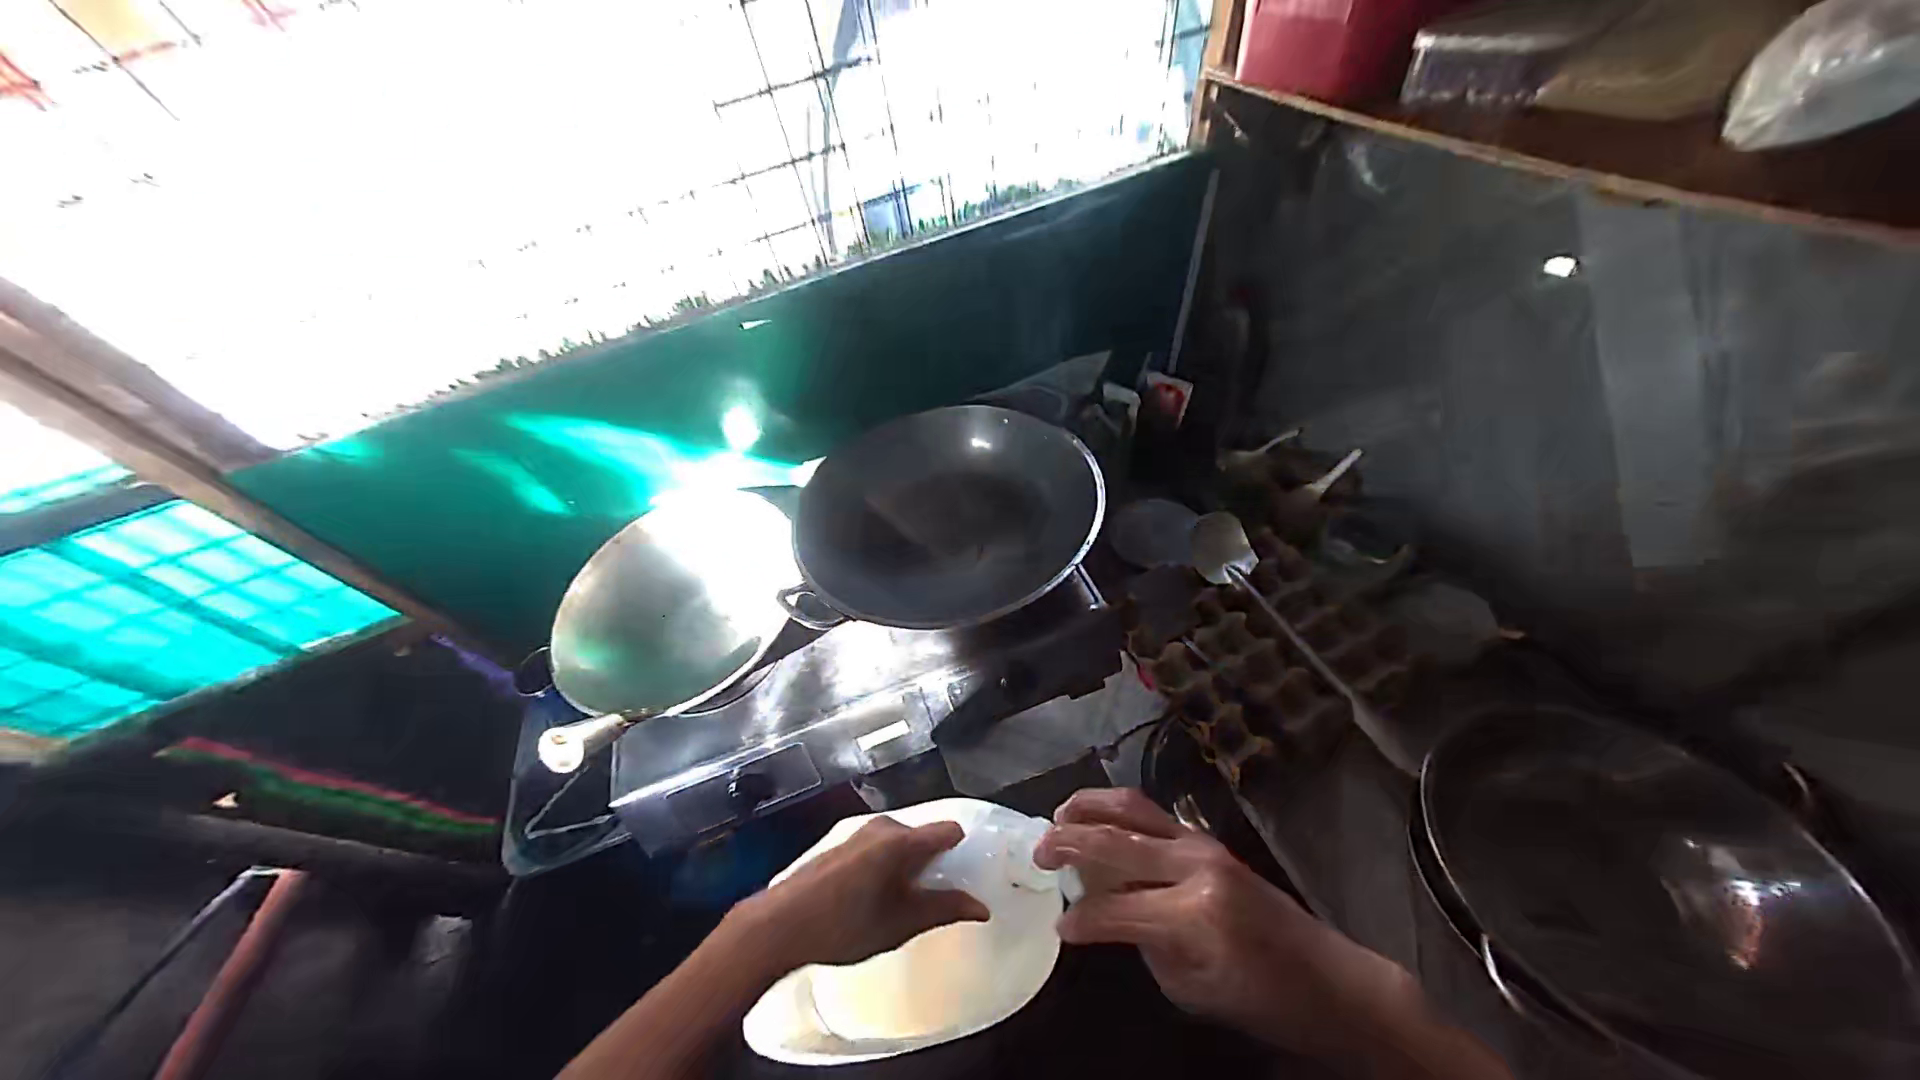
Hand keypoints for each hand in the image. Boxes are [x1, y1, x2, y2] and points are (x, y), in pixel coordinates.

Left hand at [731, 816, 989, 972]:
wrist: (779, 925)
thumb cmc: (845, 925)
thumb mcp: (901, 924)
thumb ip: (944, 909)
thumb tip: (982, 908)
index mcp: (902, 840)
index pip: (949, 830)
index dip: (963, 850)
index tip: (969, 876)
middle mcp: (883, 826)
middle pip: (924, 836)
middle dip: (934, 863)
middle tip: (936, 899)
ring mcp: (859, 833)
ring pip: (900, 843)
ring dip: (909, 866)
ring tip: (906, 903)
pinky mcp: (842, 844)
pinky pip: (880, 847)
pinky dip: (887, 866)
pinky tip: (877, 897)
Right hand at [1036, 789, 1504, 1077]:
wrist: (1325, 975)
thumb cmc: (1261, 997)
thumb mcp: (1191, 989)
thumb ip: (1142, 941)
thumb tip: (1103, 910)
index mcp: (1193, 913)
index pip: (1115, 908)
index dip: (1080, 918)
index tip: (1058, 926)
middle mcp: (1194, 865)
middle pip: (1114, 840)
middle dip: (1068, 842)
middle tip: (1039, 850)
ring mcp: (1201, 842)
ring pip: (1131, 807)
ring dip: (1088, 806)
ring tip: (1059, 816)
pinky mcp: (1205, 837)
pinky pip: (1150, 812)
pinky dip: (1115, 809)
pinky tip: (1097, 817)